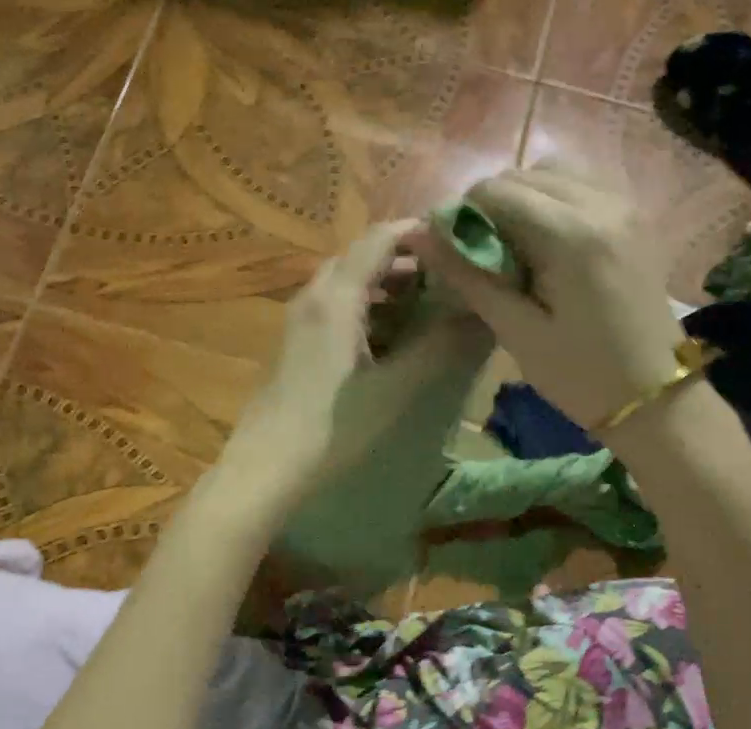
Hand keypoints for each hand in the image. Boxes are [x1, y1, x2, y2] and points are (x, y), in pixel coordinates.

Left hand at [216, 220, 492, 511]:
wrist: (264, 472)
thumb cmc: (332, 429)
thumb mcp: (397, 389)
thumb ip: (445, 347)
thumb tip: (486, 311)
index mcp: (335, 296)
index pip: (381, 238)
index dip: (423, 233)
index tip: (463, 245)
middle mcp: (312, 300)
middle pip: (362, 261)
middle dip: (408, 264)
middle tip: (451, 283)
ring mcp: (299, 327)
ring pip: (347, 290)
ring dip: (388, 293)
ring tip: (429, 315)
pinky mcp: (295, 353)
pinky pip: (336, 317)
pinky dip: (368, 317)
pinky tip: (391, 349)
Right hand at [419, 161, 684, 429]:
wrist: (655, 395)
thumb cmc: (580, 375)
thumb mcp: (517, 331)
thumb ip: (469, 276)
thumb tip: (419, 236)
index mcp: (573, 234)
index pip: (496, 191)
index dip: (460, 216)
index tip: (447, 254)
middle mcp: (602, 202)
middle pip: (523, 175)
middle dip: (488, 209)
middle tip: (476, 259)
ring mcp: (624, 205)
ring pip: (551, 175)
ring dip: (519, 203)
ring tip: (509, 252)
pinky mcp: (634, 216)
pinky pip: (580, 188)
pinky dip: (550, 205)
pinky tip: (543, 248)